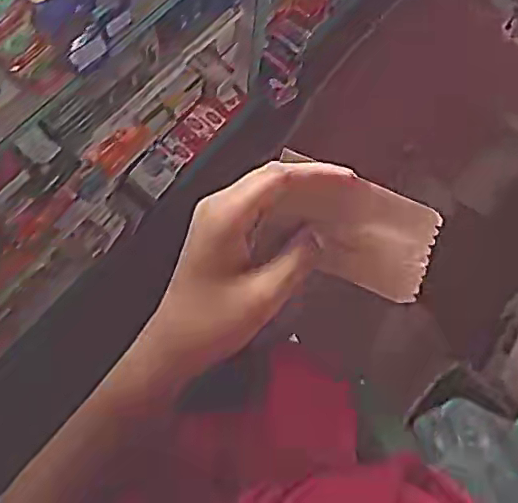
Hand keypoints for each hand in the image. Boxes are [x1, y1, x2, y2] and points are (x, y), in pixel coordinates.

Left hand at [129, 160, 357, 382]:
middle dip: (311, 177)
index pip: (276, 178)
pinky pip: (259, 202)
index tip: (346, 179)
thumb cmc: (209, 325)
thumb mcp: (261, 298)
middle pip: (271, 175)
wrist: (170, 345)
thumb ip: (295, 261)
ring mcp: (217, 213)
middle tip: (346, 186)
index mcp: (225, 214)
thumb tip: (319, 234)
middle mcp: (218, 204)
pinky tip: (306, 215)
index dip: (316, 174)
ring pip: (265, 186)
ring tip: (333, 196)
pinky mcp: (221, 225)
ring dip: (300, 189)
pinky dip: (286, 203)